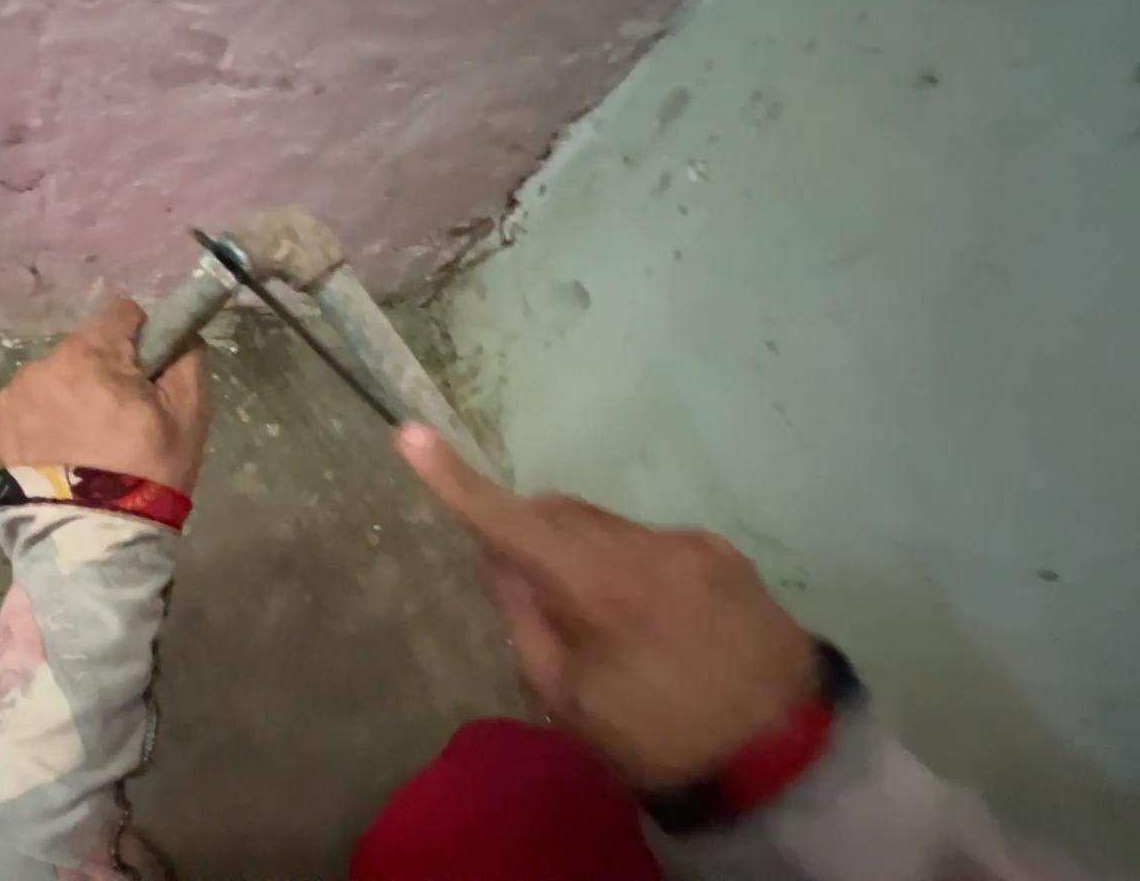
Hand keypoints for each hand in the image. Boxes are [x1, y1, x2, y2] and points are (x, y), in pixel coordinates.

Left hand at [0, 297, 212, 492]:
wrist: (92, 543)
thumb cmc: (147, 473)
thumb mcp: (190, 417)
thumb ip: (188, 361)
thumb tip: (182, 336)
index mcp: (91, 354)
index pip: (121, 314)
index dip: (142, 337)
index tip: (148, 371)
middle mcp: (42, 366)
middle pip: (83, 349)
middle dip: (102, 372)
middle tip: (119, 419)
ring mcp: (10, 400)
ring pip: (50, 379)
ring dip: (66, 396)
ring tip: (83, 444)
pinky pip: (20, 411)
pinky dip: (36, 424)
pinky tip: (54, 456)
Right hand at [395, 423, 817, 788]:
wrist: (790, 768)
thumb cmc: (656, 736)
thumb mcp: (564, 694)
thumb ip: (521, 614)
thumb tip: (499, 553)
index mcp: (598, 589)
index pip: (508, 522)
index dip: (455, 480)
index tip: (411, 434)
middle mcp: (642, 547)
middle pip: (553, 514)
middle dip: (529, 537)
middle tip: (536, 594)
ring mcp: (688, 544)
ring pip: (598, 524)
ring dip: (580, 551)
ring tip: (610, 617)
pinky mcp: (721, 551)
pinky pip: (644, 538)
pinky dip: (625, 561)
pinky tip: (654, 613)